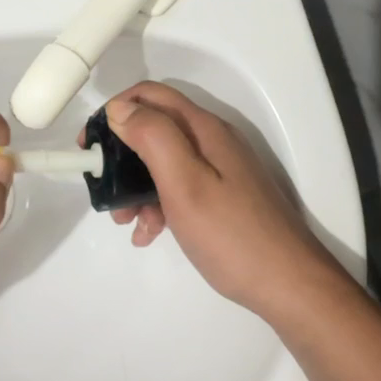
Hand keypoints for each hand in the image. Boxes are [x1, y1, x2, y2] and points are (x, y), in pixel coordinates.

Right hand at [95, 81, 348, 319]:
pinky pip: (182, 186)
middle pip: (156, 127)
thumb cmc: (231, 235)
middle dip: (123, 154)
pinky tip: (152, 234)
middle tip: (104, 190)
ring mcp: (223, 168)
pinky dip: (160, 203)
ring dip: (138, 185)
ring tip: (128, 223)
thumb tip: (121, 108)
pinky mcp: (227, 195)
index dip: (115, 111)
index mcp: (204, 129)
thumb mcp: (184, 184)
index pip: (151, 95)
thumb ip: (153, 138)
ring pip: (166, 161)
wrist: (289, 285)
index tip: (90, 145)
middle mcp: (214, 140)